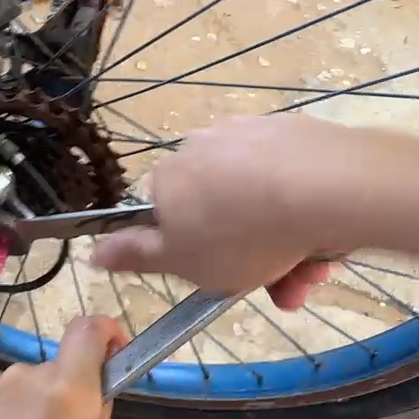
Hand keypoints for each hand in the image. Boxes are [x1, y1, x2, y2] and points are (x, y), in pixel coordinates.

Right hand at [93, 115, 371, 307]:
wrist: (323, 188)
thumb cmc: (240, 234)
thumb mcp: (181, 261)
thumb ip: (135, 255)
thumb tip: (93, 251)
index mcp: (168, 178)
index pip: (168, 213)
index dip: (194, 250)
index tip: (221, 276)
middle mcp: (200, 148)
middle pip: (218, 209)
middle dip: (247, 256)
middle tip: (280, 288)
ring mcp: (247, 134)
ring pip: (258, 199)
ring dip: (282, 243)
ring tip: (310, 273)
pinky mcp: (291, 131)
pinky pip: (289, 179)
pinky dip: (302, 210)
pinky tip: (325, 236)